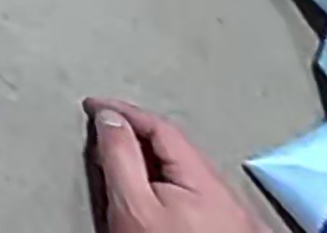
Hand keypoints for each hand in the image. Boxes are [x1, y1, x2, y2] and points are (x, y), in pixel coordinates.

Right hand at [86, 98, 269, 232]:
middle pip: (178, 148)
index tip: (89, 106)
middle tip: (101, 126)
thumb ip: (118, 152)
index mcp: (209, 187)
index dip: (123, 110)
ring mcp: (237, 221)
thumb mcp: (130, 202)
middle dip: (137, 130)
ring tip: (117, 150)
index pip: (162, 129)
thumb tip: (109, 116)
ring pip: (187, 169)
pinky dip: (164, 174)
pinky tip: (146, 182)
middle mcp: (231, 200)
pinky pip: (194, 190)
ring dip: (150, 152)